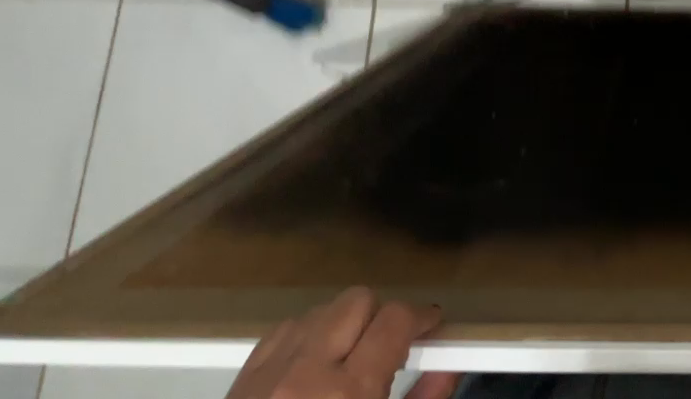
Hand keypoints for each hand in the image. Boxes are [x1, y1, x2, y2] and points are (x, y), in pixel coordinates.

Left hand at [225, 288, 455, 398]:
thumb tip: (447, 367)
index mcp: (346, 394)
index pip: (395, 319)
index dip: (421, 318)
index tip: (430, 329)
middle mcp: (304, 373)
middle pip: (359, 300)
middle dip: (381, 318)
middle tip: (390, 350)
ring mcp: (267, 375)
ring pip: (321, 310)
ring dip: (343, 327)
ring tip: (350, 363)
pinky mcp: (242, 381)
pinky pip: (285, 330)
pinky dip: (307, 339)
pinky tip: (314, 370)